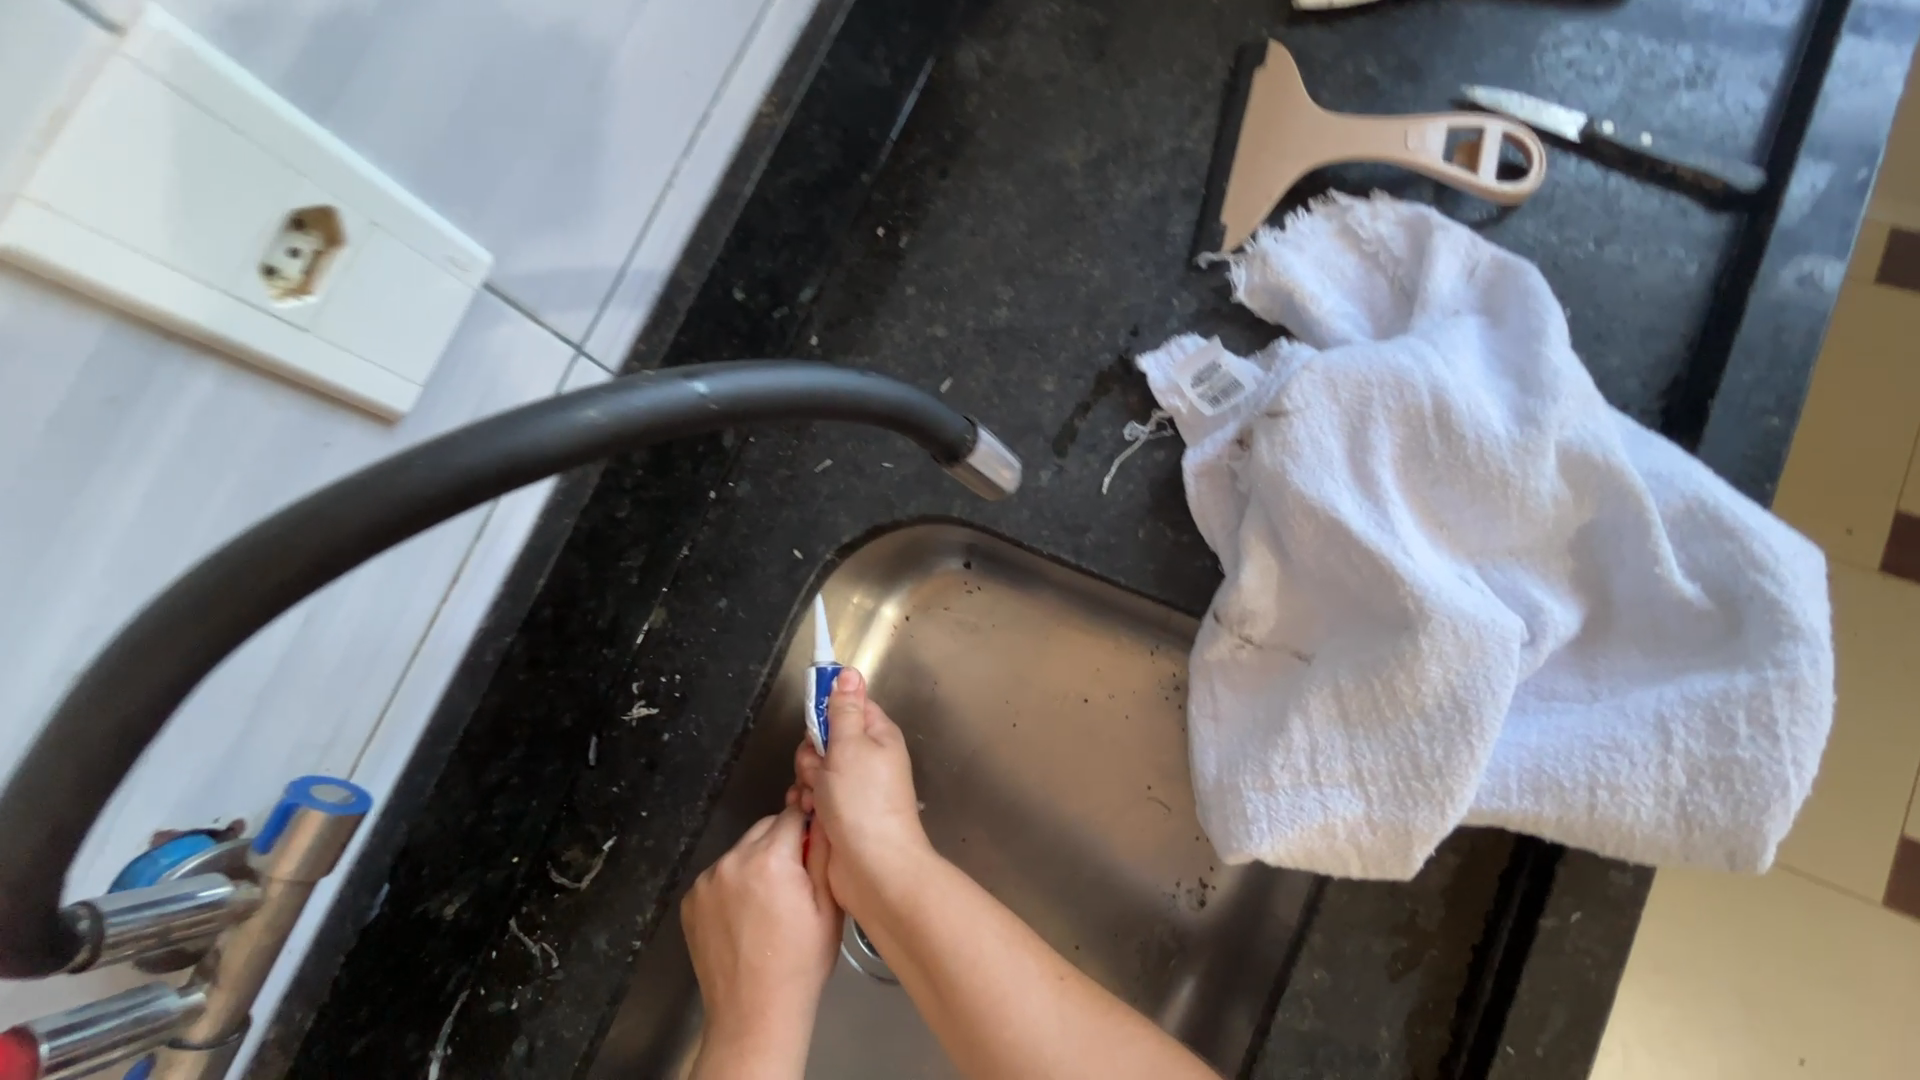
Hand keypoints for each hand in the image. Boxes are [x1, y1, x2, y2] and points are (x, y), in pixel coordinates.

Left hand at [682, 806, 839, 1077]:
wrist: (753, 1015)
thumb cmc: (801, 963)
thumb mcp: (828, 906)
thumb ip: (824, 853)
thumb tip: (823, 815)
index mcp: (770, 859)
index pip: (792, 813)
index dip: (807, 825)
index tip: (814, 845)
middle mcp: (732, 860)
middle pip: (764, 828)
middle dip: (782, 842)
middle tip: (796, 879)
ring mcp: (706, 881)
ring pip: (741, 850)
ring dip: (757, 861)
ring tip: (769, 901)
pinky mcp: (690, 901)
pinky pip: (719, 874)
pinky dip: (734, 883)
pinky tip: (745, 914)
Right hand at [793, 669, 934, 914]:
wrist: (873, 867)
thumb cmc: (864, 802)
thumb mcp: (850, 746)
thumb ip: (844, 709)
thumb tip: (849, 671)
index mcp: (878, 734)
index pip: (848, 705)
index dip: (827, 713)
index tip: (817, 727)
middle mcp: (867, 757)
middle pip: (825, 737)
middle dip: (812, 753)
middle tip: (819, 770)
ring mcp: (853, 786)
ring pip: (814, 767)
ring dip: (806, 780)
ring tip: (814, 799)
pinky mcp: (838, 811)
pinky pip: (812, 794)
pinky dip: (805, 802)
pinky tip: (808, 813)